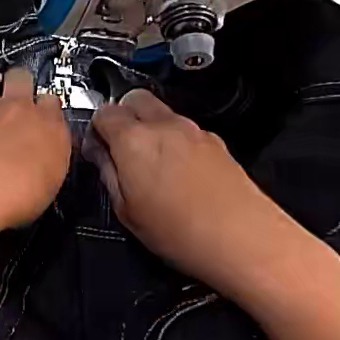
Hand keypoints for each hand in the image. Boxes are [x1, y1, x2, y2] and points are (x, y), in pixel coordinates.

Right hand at [87, 90, 314, 297]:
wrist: (244, 240)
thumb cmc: (186, 233)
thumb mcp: (127, 211)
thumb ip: (107, 173)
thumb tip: (99, 156)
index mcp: (134, 139)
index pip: (103, 113)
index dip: (95, 130)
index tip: (97, 148)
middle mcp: (164, 125)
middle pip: (133, 99)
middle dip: (122, 117)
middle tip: (119, 148)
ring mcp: (193, 131)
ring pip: (161, 114)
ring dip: (149, 129)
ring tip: (151, 169)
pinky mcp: (215, 142)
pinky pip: (185, 131)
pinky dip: (175, 142)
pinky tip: (178, 176)